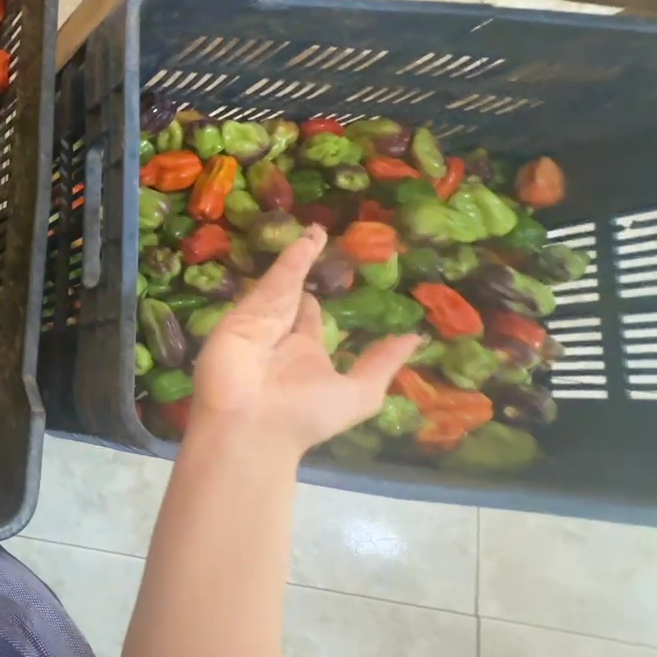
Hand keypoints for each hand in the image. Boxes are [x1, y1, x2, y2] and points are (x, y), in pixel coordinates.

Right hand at [191, 224, 420, 456]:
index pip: (309, 318)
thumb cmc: (306, 415)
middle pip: (293, 295)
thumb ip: (382, 362)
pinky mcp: (240, 317)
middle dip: (304, 270)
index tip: (329, 276)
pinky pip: (269, 287)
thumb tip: (415, 336)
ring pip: (283, 285)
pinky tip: (304, 243)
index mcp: (306, 353)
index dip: (317, 300)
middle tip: (317, 241)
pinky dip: (288, 264)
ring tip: (315, 231)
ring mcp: (258, 324)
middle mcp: (280, 335)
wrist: (253, 425)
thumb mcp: (360, 393)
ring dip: (299, 258)